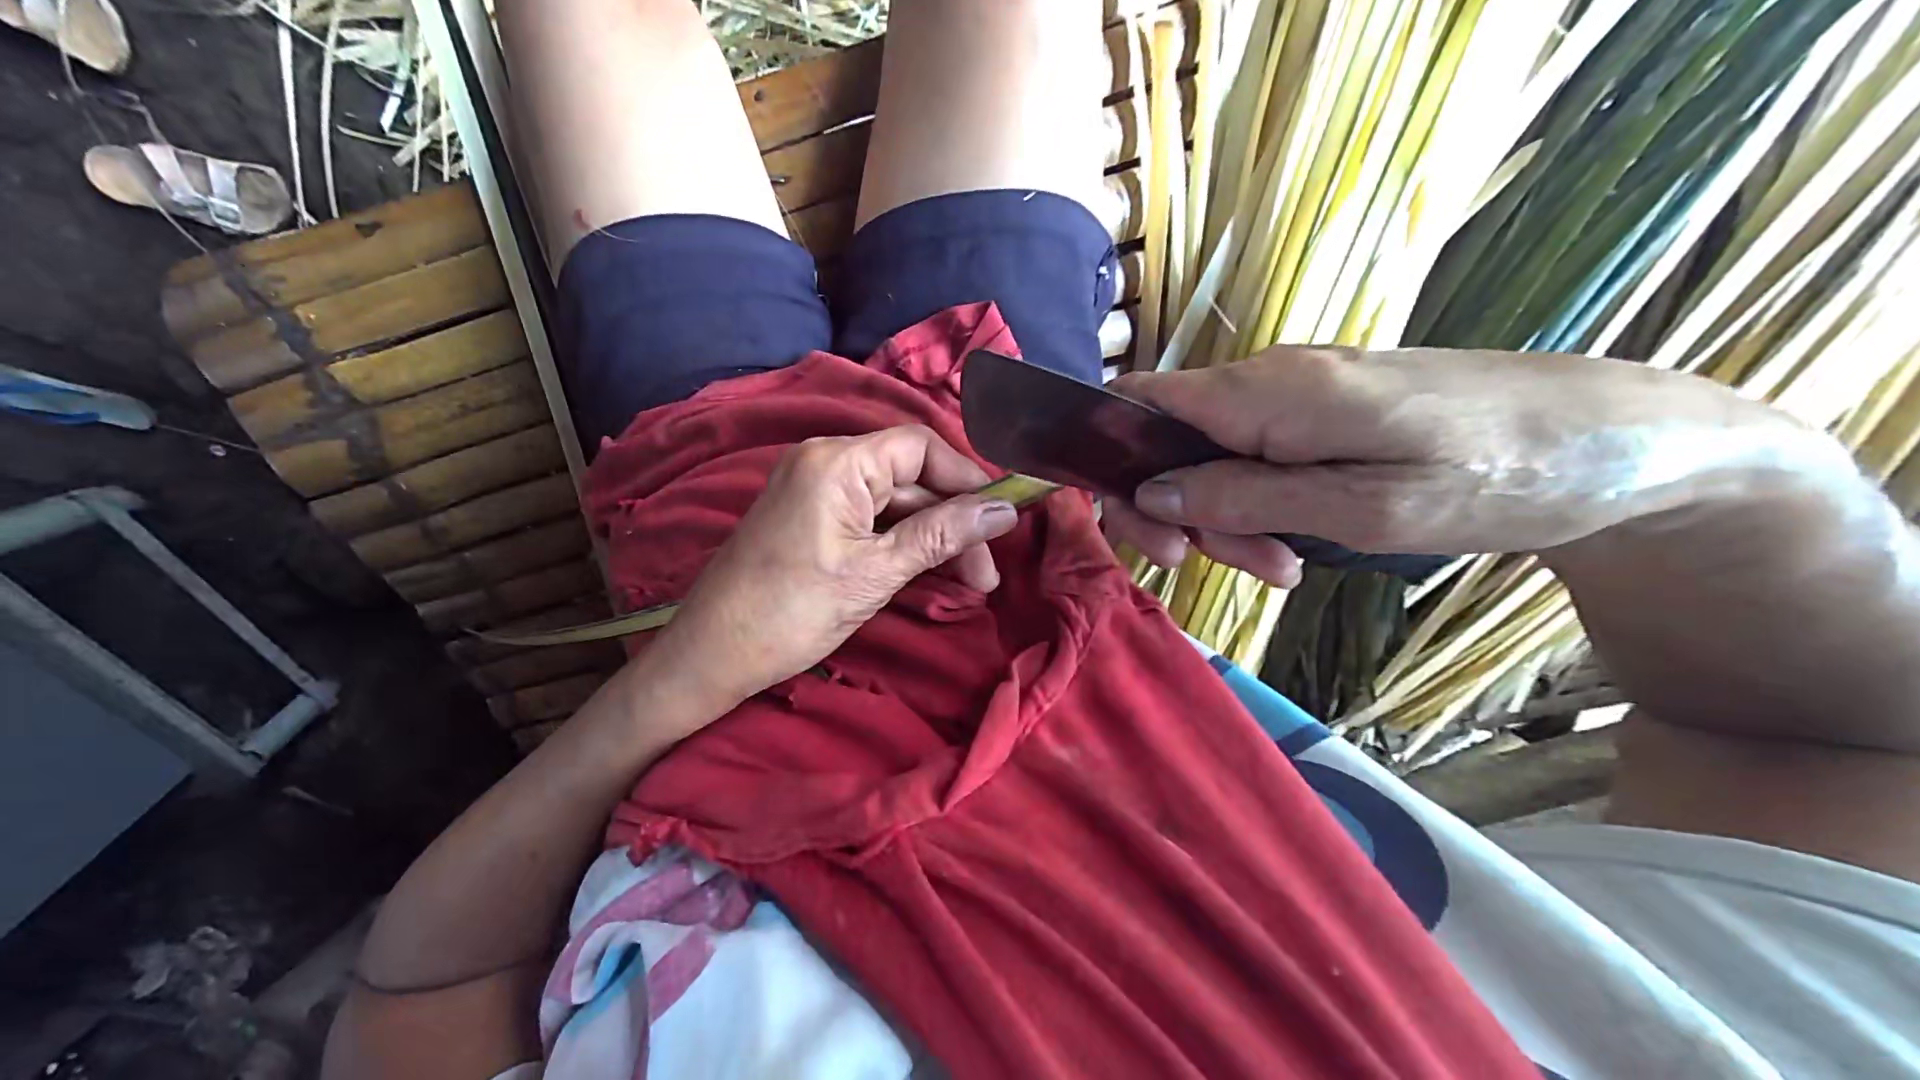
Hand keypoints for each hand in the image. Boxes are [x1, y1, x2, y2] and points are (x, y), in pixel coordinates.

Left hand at [648, 425, 1018, 708]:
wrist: (711, 654)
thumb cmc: (792, 612)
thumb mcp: (876, 573)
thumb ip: (943, 535)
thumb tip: (1006, 511)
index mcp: (837, 462)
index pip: (921, 448)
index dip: (967, 480)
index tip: (1003, 518)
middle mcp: (825, 461)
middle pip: (912, 479)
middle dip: (954, 523)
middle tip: (986, 576)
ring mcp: (816, 490)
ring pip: (895, 504)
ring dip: (932, 539)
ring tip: (968, 584)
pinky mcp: (812, 518)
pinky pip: (871, 520)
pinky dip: (902, 544)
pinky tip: (931, 573)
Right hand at [1101, 345, 1843, 583]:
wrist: (1621, 443)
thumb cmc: (1496, 476)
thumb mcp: (1361, 508)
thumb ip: (1245, 496)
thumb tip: (1149, 493)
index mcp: (1266, 391)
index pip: (1137, 405)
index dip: (1110, 463)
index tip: (1147, 532)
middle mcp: (1268, 380)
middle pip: (1168, 442)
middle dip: (1180, 511)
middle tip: (1232, 568)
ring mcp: (1296, 395)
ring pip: (1212, 457)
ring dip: (1228, 519)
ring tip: (1284, 570)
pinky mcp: (1323, 413)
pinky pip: (1257, 458)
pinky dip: (1260, 508)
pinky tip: (1301, 546)